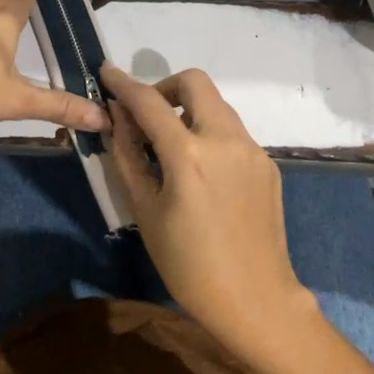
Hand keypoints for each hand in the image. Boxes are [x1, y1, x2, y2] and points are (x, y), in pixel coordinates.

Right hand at [100, 64, 309, 339]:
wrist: (255, 300)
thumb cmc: (187, 263)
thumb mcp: (145, 210)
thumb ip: (128, 156)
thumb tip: (117, 118)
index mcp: (189, 155)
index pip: (149, 102)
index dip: (123, 84)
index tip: (106, 72)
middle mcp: (225, 141)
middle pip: (195, 83)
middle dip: (165, 88)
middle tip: (147, 117)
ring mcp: (252, 151)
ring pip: (216, 106)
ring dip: (188, 111)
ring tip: (170, 147)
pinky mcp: (268, 165)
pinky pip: (232, 131)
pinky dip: (209, 133)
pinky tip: (199, 171)